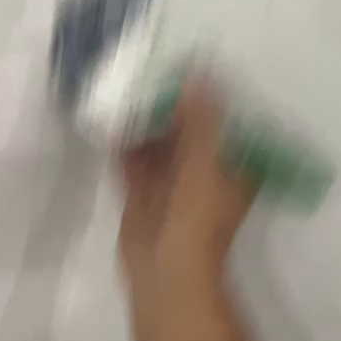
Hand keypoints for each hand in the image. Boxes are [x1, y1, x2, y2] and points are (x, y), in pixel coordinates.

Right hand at [118, 77, 255, 298]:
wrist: (165, 271)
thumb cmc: (197, 218)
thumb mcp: (207, 160)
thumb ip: (202, 116)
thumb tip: (199, 70)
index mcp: (228, 166)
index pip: (220, 121)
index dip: (203, 96)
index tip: (183, 68)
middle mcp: (201, 174)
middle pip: (185, 132)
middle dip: (168, 108)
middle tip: (146, 74)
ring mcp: (169, 189)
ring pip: (156, 149)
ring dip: (142, 126)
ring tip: (125, 93)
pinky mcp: (141, 201)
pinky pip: (133, 167)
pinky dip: (123, 148)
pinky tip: (112, 124)